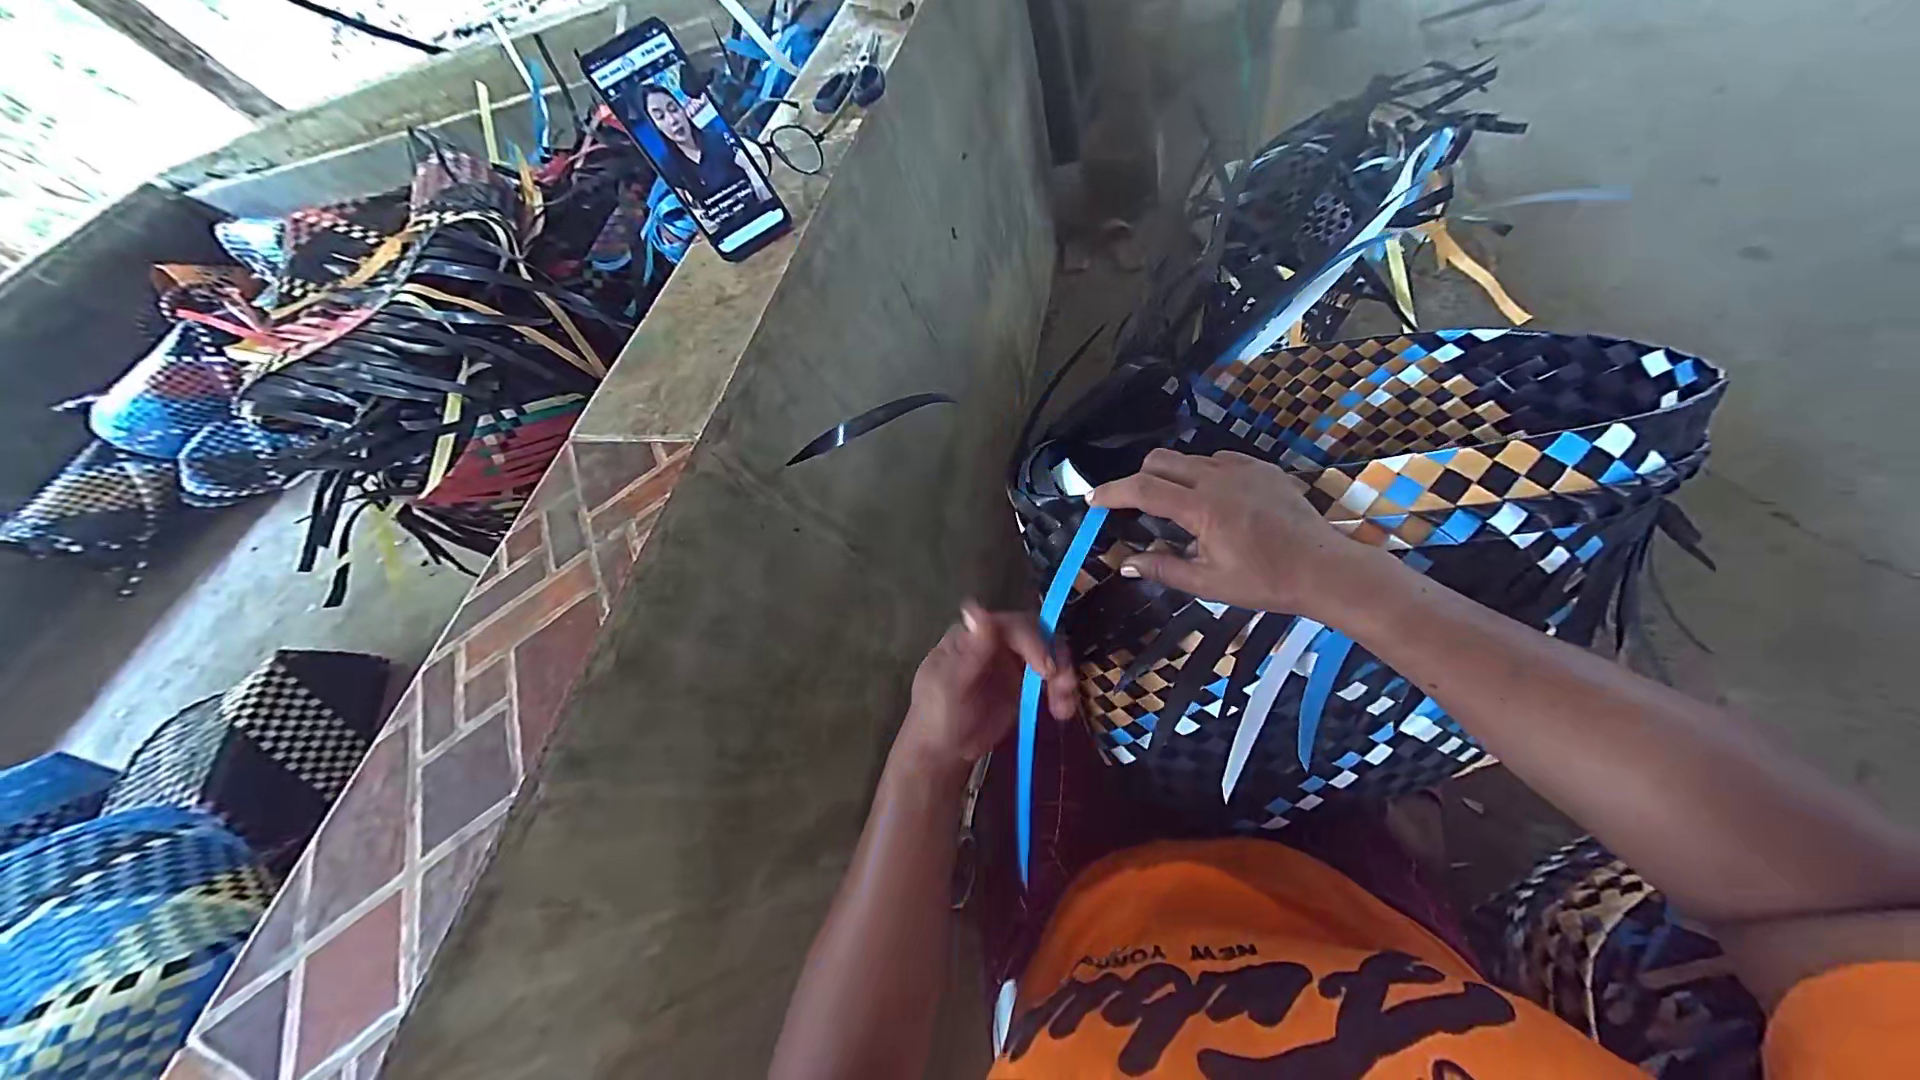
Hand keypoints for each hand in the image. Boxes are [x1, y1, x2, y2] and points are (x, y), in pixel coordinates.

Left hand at [898, 601, 1075, 774]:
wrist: (944, 749)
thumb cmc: (937, 714)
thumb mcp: (950, 685)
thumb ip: (969, 651)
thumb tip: (976, 609)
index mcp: (974, 634)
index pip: (1010, 625)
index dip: (1033, 641)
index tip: (1045, 670)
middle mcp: (996, 640)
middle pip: (1037, 633)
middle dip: (1055, 656)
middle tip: (1062, 685)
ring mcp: (1012, 659)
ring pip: (1050, 652)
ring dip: (1064, 674)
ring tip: (1064, 704)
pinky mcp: (1025, 681)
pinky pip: (1052, 677)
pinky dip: (1062, 691)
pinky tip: (1062, 711)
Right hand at [1087, 449, 1390, 619]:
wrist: (1325, 569)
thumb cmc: (1265, 582)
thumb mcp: (1208, 583)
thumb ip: (1162, 568)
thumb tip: (1124, 563)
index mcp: (1203, 508)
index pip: (1144, 490)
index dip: (1112, 493)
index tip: (1092, 500)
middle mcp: (1219, 478)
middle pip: (1160, 461)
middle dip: (1138, 480)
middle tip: (1134, 508)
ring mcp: (1243, 468)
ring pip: (1188, 458)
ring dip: (1170, 478)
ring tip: (1177, 510)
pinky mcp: (1262, 468)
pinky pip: (1218, 460)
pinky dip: (1202, 474)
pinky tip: (1212, 500)